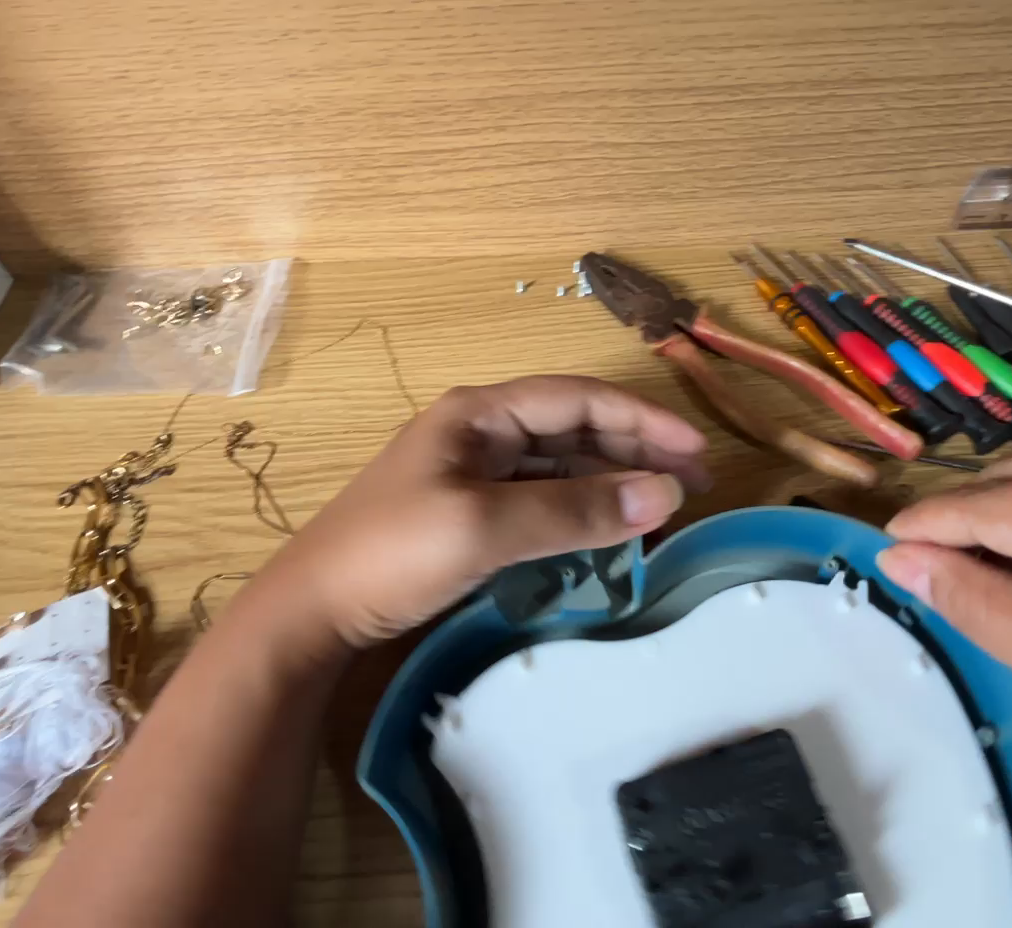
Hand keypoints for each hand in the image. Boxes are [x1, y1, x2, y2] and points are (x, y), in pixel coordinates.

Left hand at [266, 376, 709, 647]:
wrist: (314, 611)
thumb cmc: (392, 554)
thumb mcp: (485, 527)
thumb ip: (574, 511)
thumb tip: (665, 494)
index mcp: (479, 413)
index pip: (578, 400)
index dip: (642, 419)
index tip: (696, 450)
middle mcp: (482, 432)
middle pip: (575, 428)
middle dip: (636, 448)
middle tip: (697, 480)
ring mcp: (476, 472)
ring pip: (563, 465)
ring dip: (614, 480)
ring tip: (667, 505)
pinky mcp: (474, 512)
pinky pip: (544, 499)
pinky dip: (583, 510)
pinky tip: (613, 527)